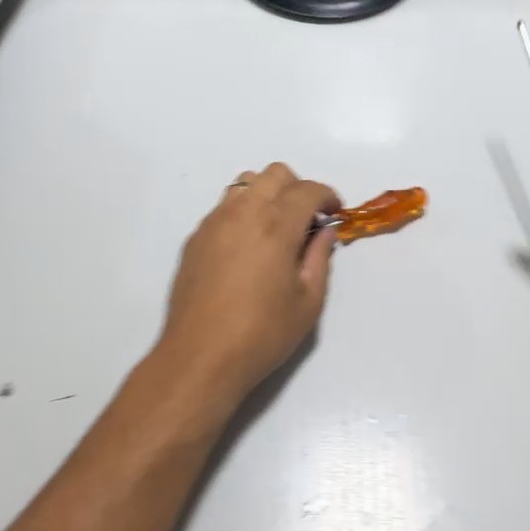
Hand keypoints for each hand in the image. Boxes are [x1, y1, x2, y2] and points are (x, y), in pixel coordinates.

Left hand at [158, 163, 339, 401]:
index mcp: (277, 225)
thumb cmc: (261, 334)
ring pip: (246, 183)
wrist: (200, 357)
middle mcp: (244, 212)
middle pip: (275, 174)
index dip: (327, 196)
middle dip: (297, 188)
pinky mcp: (195, 237)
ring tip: (274, 228)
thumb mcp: (307, 302)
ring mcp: (215, 222)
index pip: (308, 190)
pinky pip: (224, 207)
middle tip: (306, 219)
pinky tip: (246, 247)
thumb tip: (324, 232)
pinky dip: (242, 212)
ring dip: (267, 194)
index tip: (334, 213)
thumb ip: (320, 259)